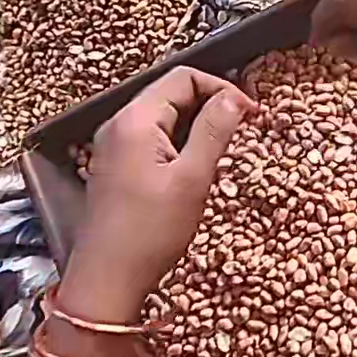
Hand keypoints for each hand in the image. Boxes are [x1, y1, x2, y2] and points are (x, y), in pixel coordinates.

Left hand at [60, 66, 256, 321]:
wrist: (106, 279)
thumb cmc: (150, 231)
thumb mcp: (192, 179)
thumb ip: (215, 131)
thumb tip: (236, 97)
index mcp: (135, 120)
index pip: (183, 77)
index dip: (222, 88)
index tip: (250, 113)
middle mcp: (119, 124)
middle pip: (172, 92)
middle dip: (211, 104)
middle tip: (242, 130)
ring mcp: (114, 145)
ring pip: (165, 116)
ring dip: (197, 124)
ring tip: (223, 150)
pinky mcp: (116, 165)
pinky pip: (153, 137)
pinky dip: (180, 142)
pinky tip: (195, 167)